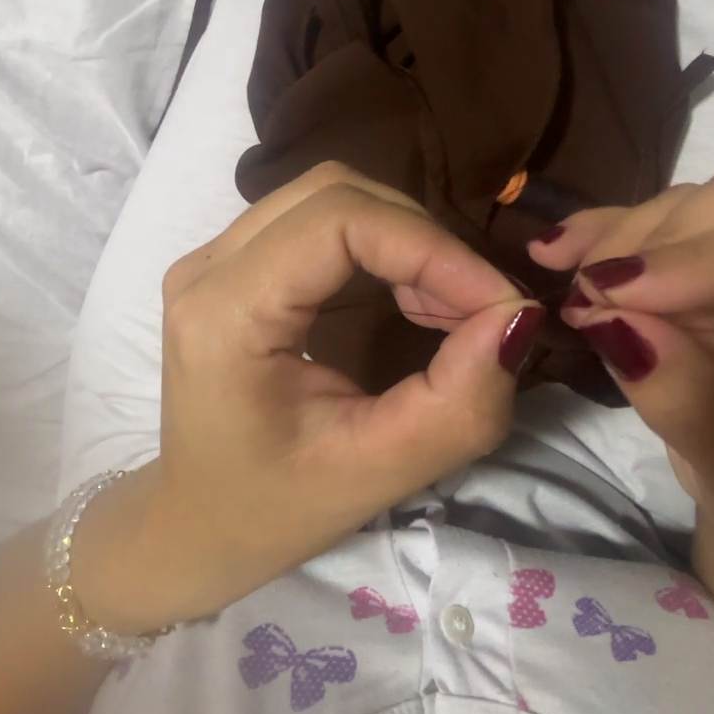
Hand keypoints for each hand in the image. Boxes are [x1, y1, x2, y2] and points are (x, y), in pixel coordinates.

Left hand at [75, 162, 539, 631]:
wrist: (196, 520)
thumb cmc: (272, 509)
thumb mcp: (373, 473)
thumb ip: (456, 404)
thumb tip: (518, 317)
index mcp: (223, 313)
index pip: (338, 220)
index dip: (431, 247)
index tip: (499, 302)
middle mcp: (206, 267)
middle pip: (334, 193)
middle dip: (421, 241)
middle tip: (474, 311)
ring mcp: (211, 258)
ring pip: (327, 197)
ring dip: (402, 239)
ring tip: (445, 310)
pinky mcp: (230, 264)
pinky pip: (315, 220)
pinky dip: (378, 246)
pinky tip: (406, 298)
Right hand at [532, 156, 713, 713]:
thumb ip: (692, 403)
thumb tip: (609, 319)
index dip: (700, 261)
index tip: (605, 294)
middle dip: (664, 239)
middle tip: (593, 297)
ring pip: (710, 199)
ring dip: (632, 234)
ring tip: (578, 291)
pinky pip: (675, 222)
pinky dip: (613, 231)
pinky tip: (558, 249)